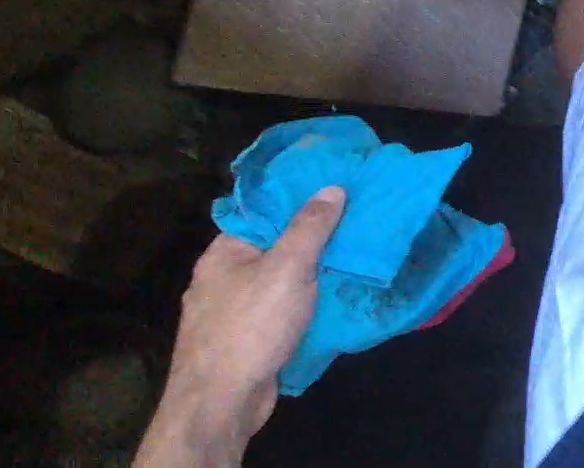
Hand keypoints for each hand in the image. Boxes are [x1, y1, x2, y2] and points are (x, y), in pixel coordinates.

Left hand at [135, 187, 345, 467]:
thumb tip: (331, 189)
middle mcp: (226, 276)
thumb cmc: (251, 326)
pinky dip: (312, 291)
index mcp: (225, 253)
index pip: (264, 211)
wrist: (223, 402)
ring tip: (359, 245)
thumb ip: (311, 226)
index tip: (340, 182)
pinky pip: (287, 299)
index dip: (301, 194)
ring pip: (285, 272)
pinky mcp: (252, 331)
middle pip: (278, 240)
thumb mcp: (288, 267)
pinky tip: (340, 285)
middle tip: (360, 211)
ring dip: (318, 263)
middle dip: (317, 229)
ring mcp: (237, 306)